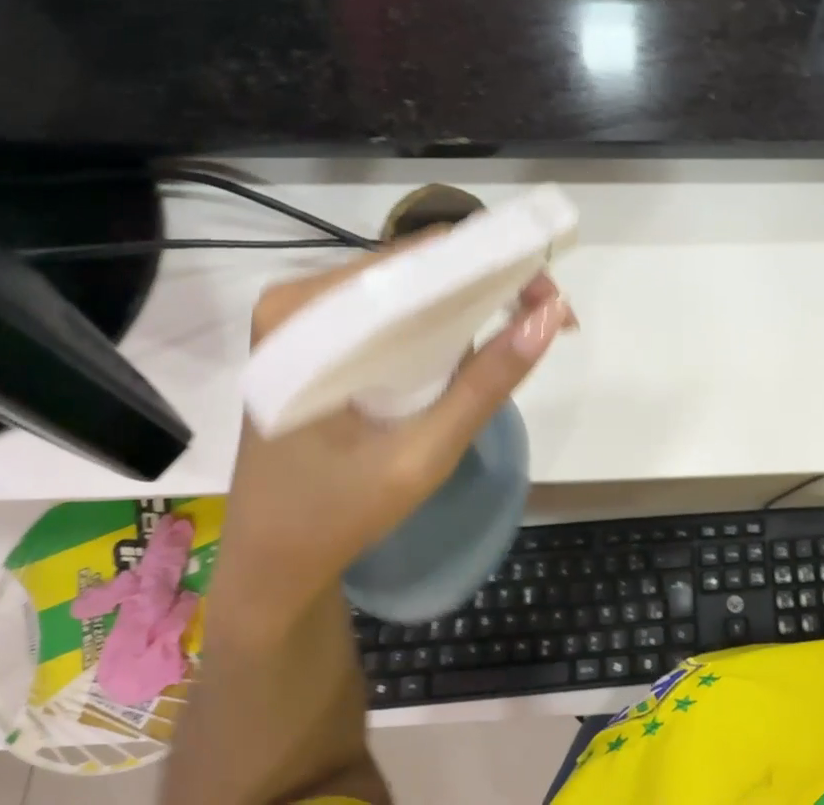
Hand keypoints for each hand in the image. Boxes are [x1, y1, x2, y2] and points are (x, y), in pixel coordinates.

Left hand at [214, 229, 574, 627]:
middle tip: (550, 315)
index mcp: (303, 318)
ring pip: (409, 285)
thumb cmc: (337, 514)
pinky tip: (476, 345)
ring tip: (525, 327)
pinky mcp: (318, 338)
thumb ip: (486, 383)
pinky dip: (442, 322)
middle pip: (413, 266)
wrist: (272, 563)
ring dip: (472, 302)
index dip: (491, 266)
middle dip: (489, 284)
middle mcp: (297, 300)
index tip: (548, 295)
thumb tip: (550, 315)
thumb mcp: (423, 453)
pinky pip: (394, 309)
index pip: (413, 261)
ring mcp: (305, 318)